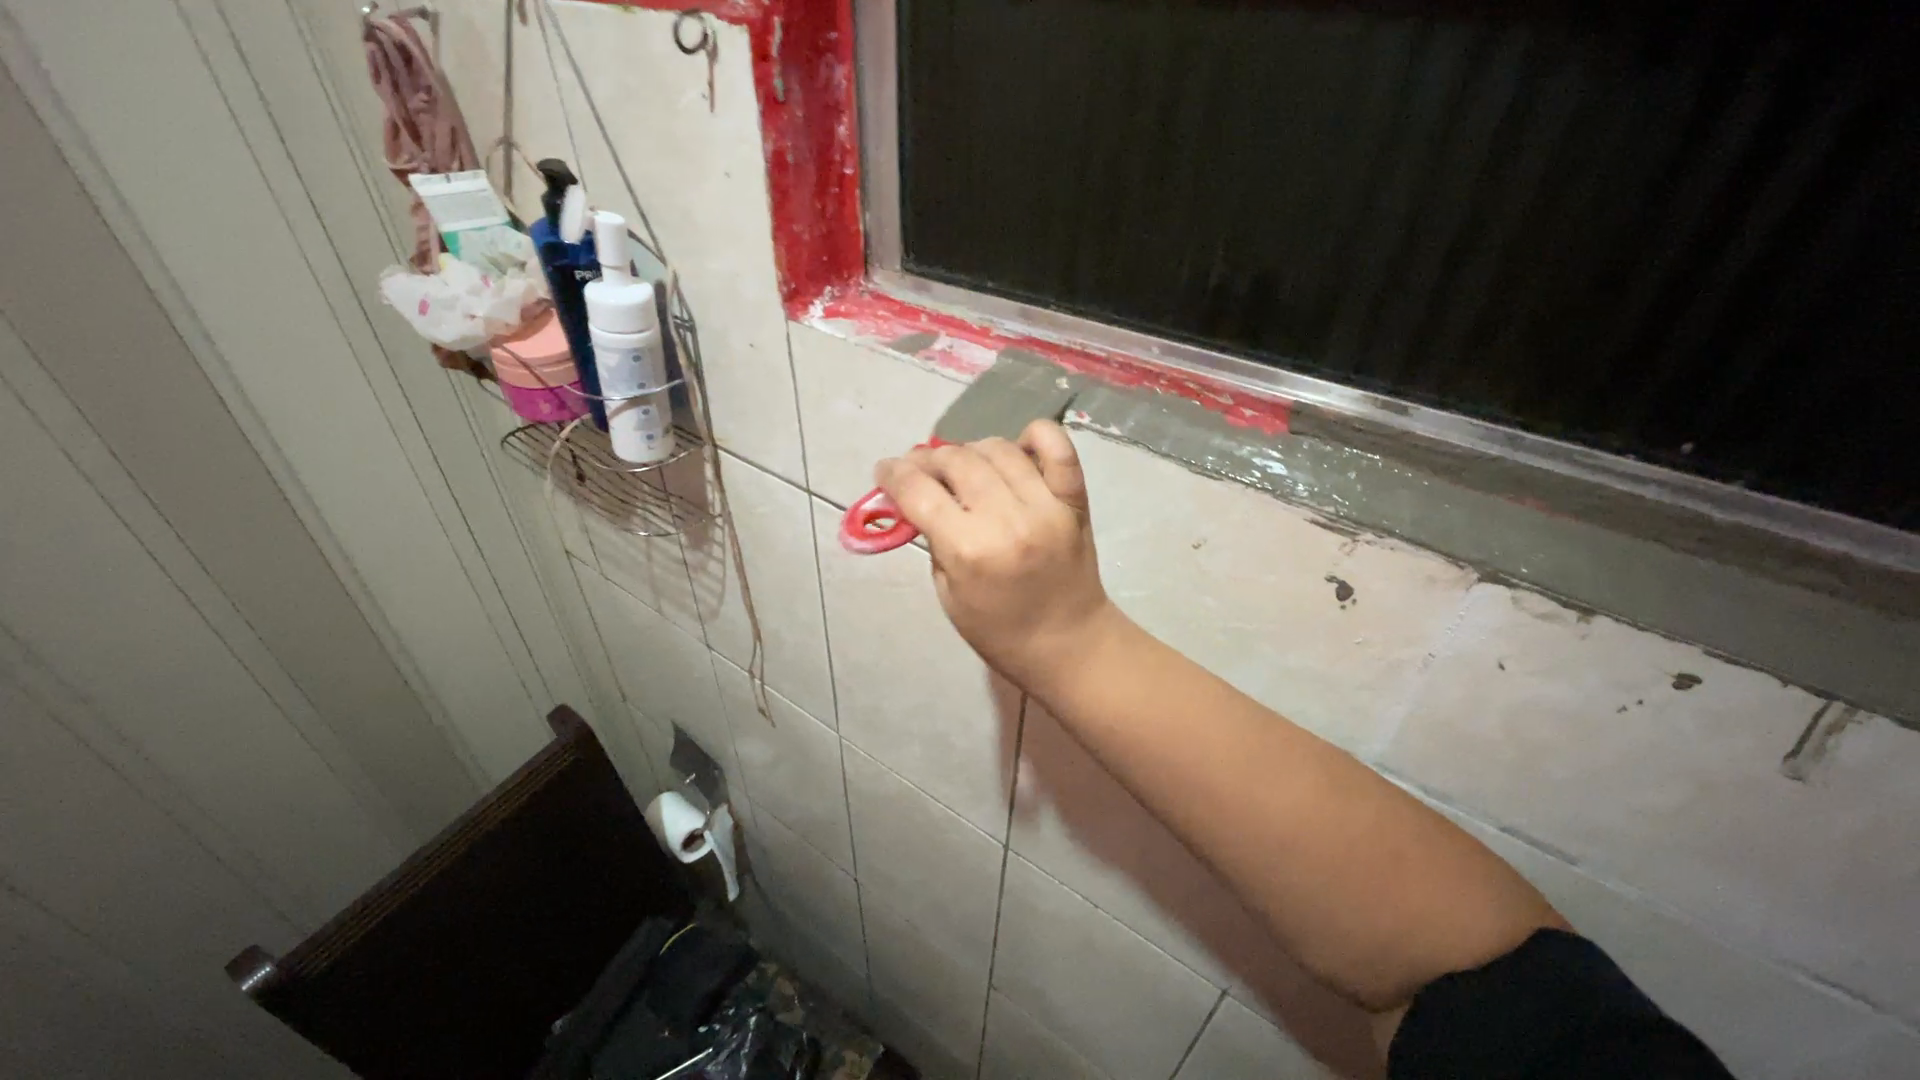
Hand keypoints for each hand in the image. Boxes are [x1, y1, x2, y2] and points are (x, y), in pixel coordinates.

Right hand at [875, 420, 1121, 692]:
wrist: (1067, 643)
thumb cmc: (998, 630)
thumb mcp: (947, 593)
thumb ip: (933, 539)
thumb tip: (916, 496)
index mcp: (969, 549)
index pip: (919, 491)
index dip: (893, 475)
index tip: (885, 471)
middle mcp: (1006, 518)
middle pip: (956, 461)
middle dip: (927, 460)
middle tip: (919, 470)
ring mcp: (1045, 505)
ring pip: (998, 448)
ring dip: (971, 449)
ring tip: (963, 465)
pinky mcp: (1074, 500)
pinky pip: (1058, 448)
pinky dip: (1035, 436)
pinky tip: (1017, 447)